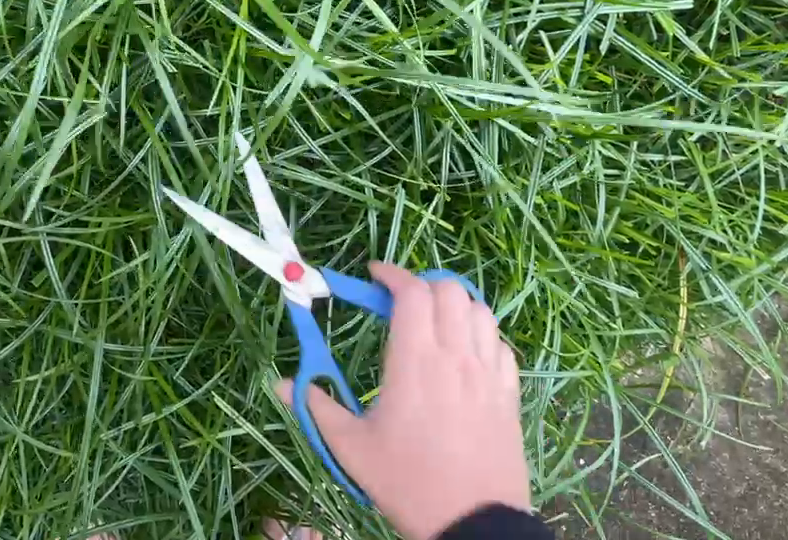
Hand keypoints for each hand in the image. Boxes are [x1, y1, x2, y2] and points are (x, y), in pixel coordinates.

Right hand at [278, 264, 529, 538]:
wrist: (476, 529)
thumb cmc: (408, 483)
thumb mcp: (352, 448)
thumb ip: (316, 407)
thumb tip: (278, 383)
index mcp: (415, 360)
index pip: (411, 292)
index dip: (391, 273)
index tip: (373, 274)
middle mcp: (455, 357)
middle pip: (448, 289)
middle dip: (422, 284)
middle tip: (400, 301)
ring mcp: (488, 375)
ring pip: (479, 311)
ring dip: (454, 304)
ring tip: (433, 321)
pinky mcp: (509, 396)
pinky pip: (500, 345)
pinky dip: (480, 335)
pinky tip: (464, 353)